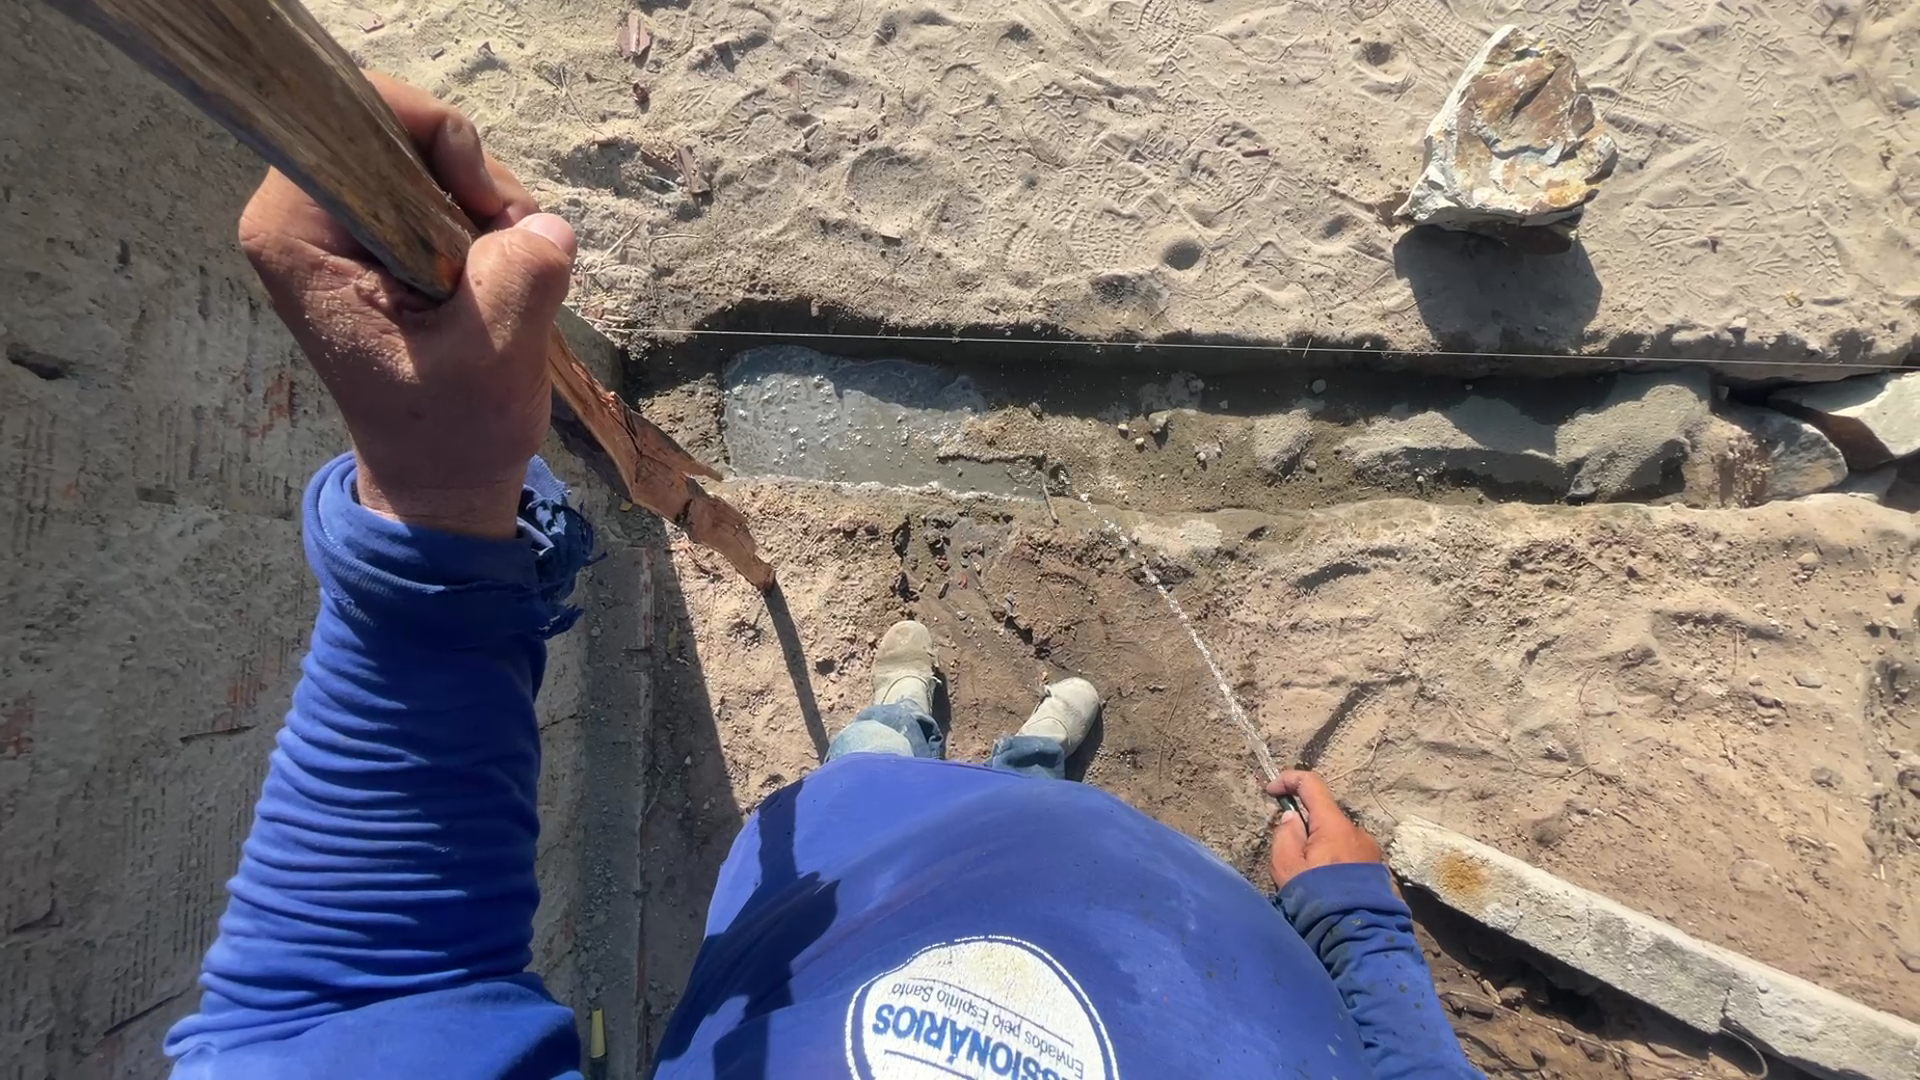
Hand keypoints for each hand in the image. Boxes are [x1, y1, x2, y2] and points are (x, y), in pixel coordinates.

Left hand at [238, 74, 575, 537]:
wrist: (447, 481)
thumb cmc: (455, 432)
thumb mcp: (493, 359)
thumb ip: (519, 280)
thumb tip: (551, 227)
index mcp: (300, 235)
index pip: (357, 121)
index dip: (439, 143)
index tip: (492, 213)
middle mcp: (314, 220)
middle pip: (403, 138)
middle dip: (479, 187)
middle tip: (520, 254)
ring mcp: (356, 237)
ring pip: (436, 171)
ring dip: (497, 217)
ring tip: (519, 281)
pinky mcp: (394, 255)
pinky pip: (451, 208)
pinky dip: (496, 236)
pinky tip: (507, 283)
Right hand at [1268, 769, 1384, 889]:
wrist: (1359, 937)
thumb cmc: (1317, 897)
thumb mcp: (1286, 865)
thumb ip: (1285, 833)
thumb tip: (1292, 817)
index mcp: (1334, 825)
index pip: (1311, 784)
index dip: (1287, 779)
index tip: (1271, 792)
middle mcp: (1357, 832)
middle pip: (1324, 814)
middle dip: (1304, 825)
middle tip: (1291, 853)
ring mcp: (1370, 851)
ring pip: (1336, 836)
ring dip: (1320, 845)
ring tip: (1310, 876)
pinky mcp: (1377, 869)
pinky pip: (1349, 853)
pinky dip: (1335, 859)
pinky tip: (1328, 883)